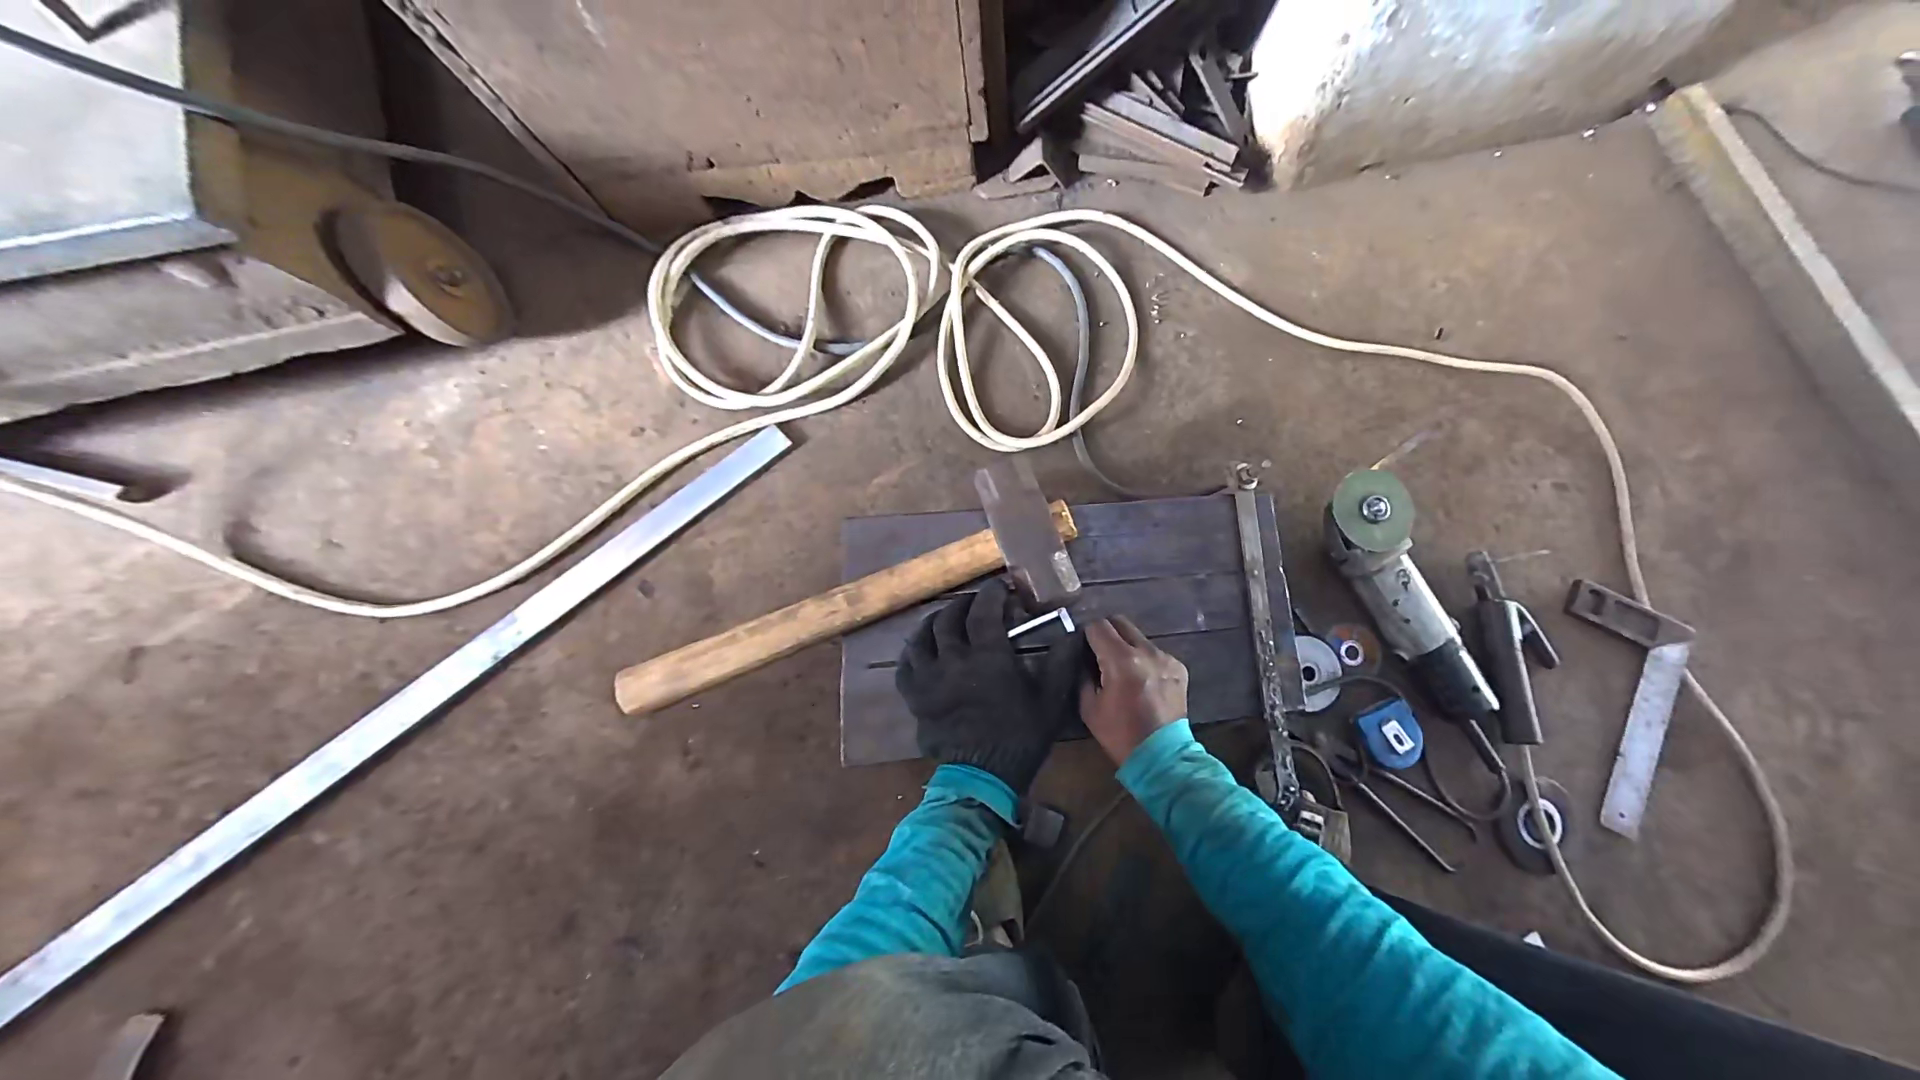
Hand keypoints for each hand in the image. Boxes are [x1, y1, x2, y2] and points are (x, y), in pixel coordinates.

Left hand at [896, 579, 1084, 793]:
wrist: (984, 775)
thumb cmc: (1021, 735)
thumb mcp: (1051, 698)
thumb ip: (1061, 660)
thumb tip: (1073, 629)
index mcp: (987, 655)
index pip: (984, 609)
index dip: (992, 593)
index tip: (1001, 587)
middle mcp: (952, 659)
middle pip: (950, 617)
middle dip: (965, 604)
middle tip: (976, 603)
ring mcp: (928, 677)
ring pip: (922, 636)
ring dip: (935, 621)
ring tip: (946, 619)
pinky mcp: (915, 696)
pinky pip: (906, 665)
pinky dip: (913, 651)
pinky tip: (922, 649)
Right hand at [1079, 616, 1188, 766]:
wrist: (1162, 757)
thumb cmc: (1120, 734)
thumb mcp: (1089, 706)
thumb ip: (1085, 674)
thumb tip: (1085, 657)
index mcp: (1121, 661)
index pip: (1098, 626)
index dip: (1087, 634)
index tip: (1083, 647)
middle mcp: (1147, 652)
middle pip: (1120, 622)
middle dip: (1106, 633)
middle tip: (1099, 652)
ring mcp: (1166, 658)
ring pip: (1138, 637)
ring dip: (1126, 646)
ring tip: (1123, 671)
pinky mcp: (1179, 667)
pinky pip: (1154, 652)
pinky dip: (1144, 660)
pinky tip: (1142, 681)